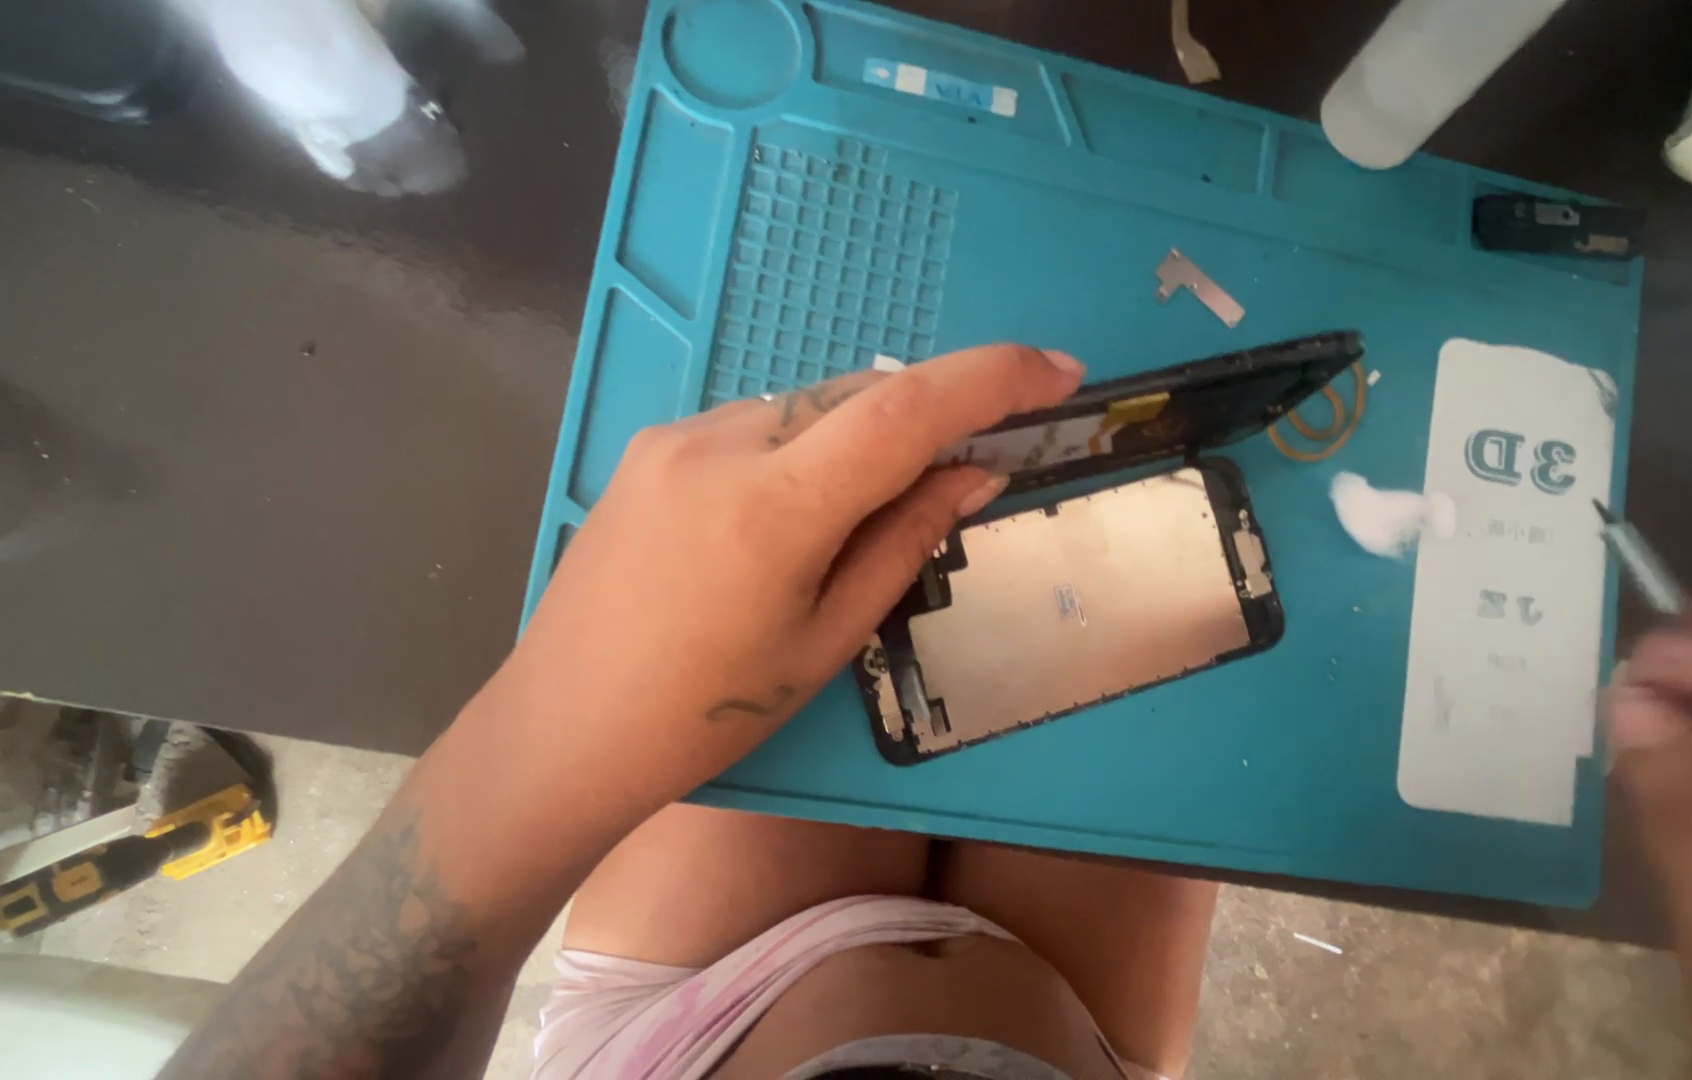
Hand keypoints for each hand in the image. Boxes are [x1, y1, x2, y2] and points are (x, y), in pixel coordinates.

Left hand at [483, 344, 1083, 798]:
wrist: (561, 728)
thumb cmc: (709, 713)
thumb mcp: (828, 639)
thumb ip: (905, 542)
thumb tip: (975, 473)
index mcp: (773, 507)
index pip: (905, 408)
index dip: (994, 376)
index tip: (1057, 370)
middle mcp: (720, 442)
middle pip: (861, 393)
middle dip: (934, 410)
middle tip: (976, 454)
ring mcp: (676, 435)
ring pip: (811, 404)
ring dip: (869, 431)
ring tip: (878, 501)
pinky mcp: (652, 444)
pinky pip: (761, 421)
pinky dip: (812, 443)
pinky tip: (804, 504)